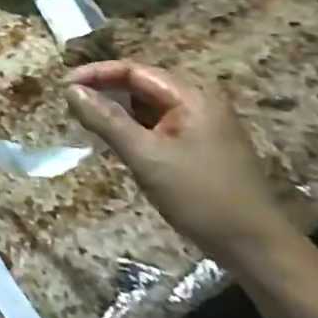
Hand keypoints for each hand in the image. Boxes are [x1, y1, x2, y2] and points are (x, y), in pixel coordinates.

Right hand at [64, 61, 296, 264]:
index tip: (62, 88)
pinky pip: (156, 122)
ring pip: (146, 104)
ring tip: (85, 121)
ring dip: (115, 109)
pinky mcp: (198, 144)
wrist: (254, 246)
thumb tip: (70, 90)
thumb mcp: (145, 156)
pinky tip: (113, 139)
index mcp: (192, 97)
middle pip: (140, 83)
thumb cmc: (200, 196)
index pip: (133, 71)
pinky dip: (130, 125)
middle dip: (103, 90)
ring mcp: (201, 124)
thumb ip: (105, 119)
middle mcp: (199, 102)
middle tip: (70, 105)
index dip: (95, 74)